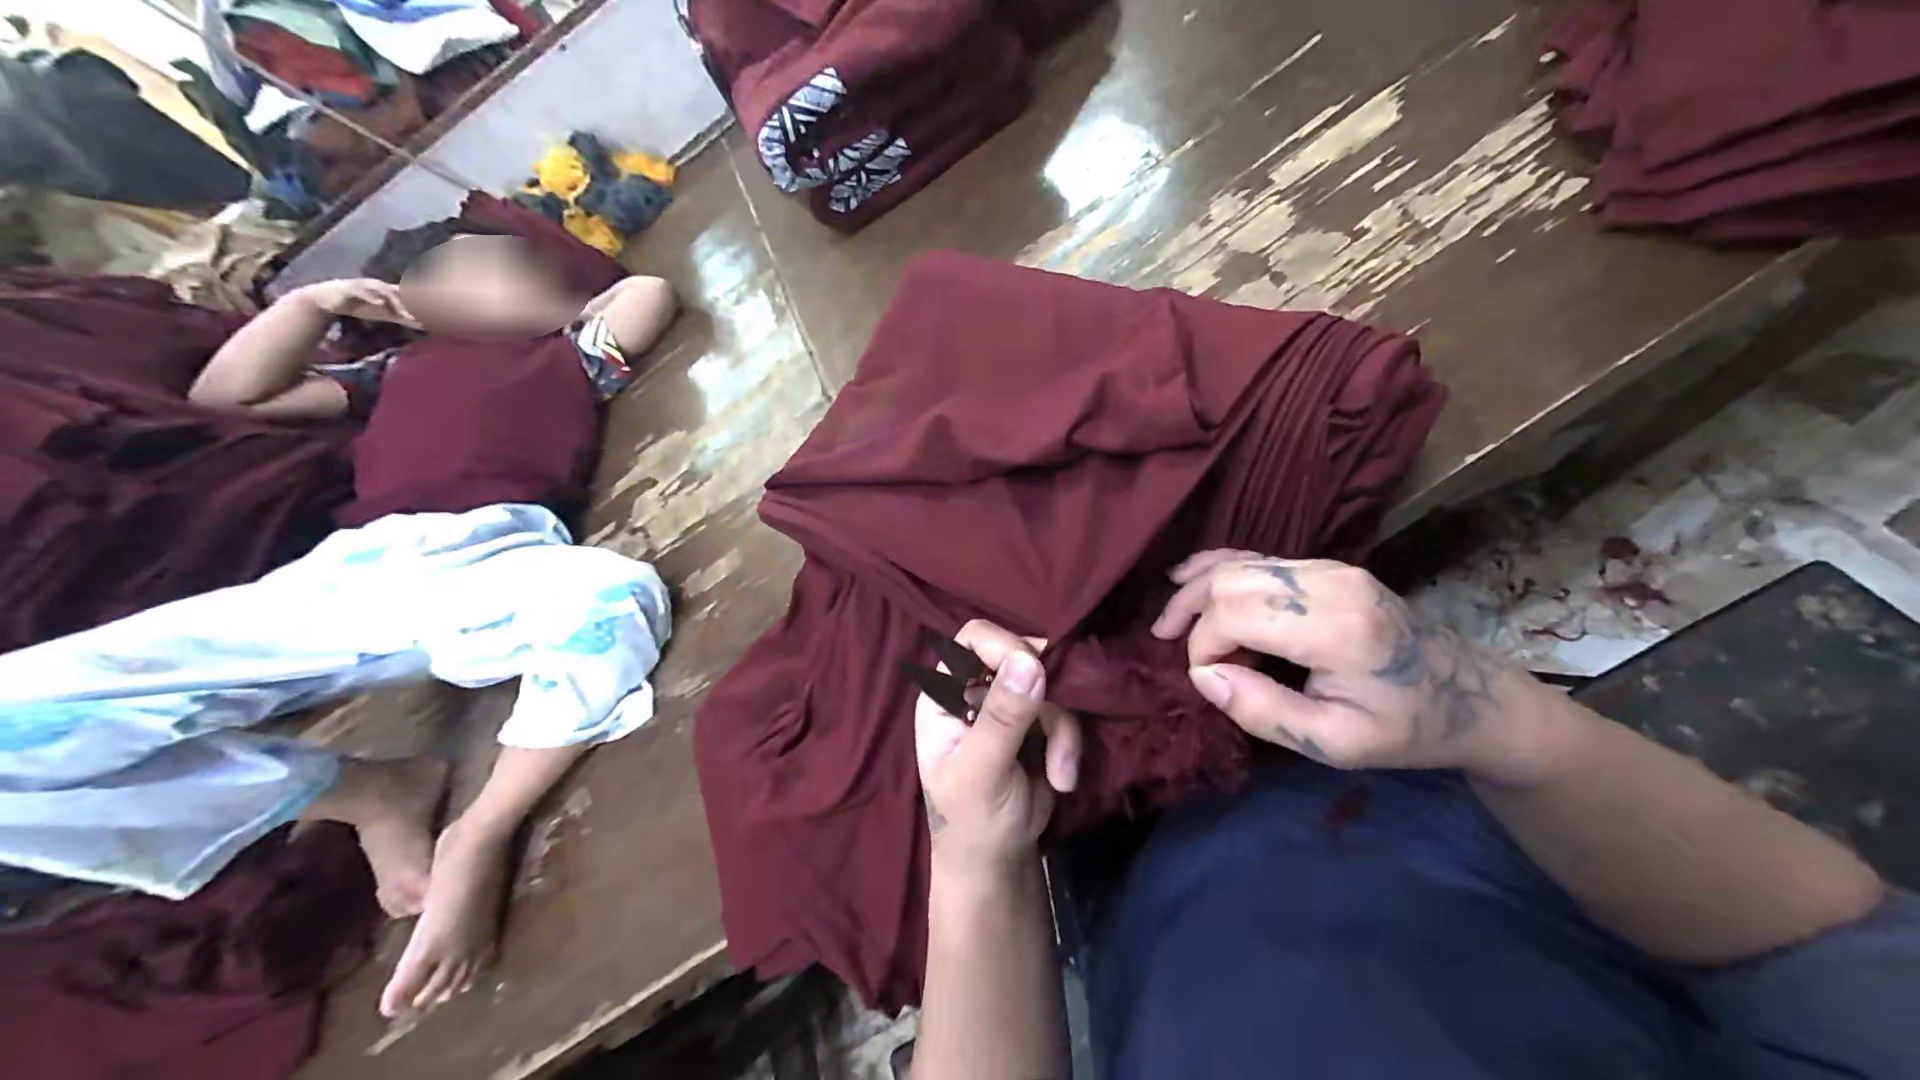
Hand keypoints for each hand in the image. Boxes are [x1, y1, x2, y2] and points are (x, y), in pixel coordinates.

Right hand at [297, 278, 416, 325]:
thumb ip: (404, 318)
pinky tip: (380, 304)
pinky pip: (362, 293)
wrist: (327, 301)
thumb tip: (425, 325)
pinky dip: (371, 297)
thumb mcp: (386, 314)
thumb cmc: (361, 306)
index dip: (423, 299)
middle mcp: (378, 286)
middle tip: (428, 314)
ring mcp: (364, 286)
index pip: (409, 293)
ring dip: (396, 303)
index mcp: (388, 291)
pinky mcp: (349, 290)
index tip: (439, 308)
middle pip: (399, 291)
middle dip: (414, 300)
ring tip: (406, 315)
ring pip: (382, 292)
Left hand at [915, 620, 1082, 880]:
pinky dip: (1070, 743)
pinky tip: (1062, 778)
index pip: (974, 640)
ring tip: (1059, 774)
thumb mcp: (982, 771)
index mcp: (945, 694)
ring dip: (1063, 732)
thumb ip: (1002, 718)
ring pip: (1052, 687)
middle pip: (1022, 658)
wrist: (998, 861)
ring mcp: (1010, 705)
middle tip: (1055, 730)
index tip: (1036, 672)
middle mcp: (975, 690)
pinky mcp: (1040, 723)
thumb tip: (1028, 661)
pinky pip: (1066, 711)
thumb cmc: (971, 820)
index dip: (1005, 646)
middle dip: (1045, 698)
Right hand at [1151, 549, 1524, 773]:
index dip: (1202, 646)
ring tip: (1169, 620)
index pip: (1233, 616)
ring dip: (1196, 591)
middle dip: (1192, 615)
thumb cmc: (1405, 729)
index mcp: (1335, 629)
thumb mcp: (1335, 743)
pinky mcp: (1326, 565)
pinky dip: (1217, 568)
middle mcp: (1330, 583)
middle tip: (1171, 645)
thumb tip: (1203, 676)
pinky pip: (1257, 557)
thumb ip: (1263, 711)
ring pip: (1236, 563)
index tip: (1205, 679)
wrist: (1469, 696)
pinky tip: (1187, 577)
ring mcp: (1329, 567)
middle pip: (1228, 582)